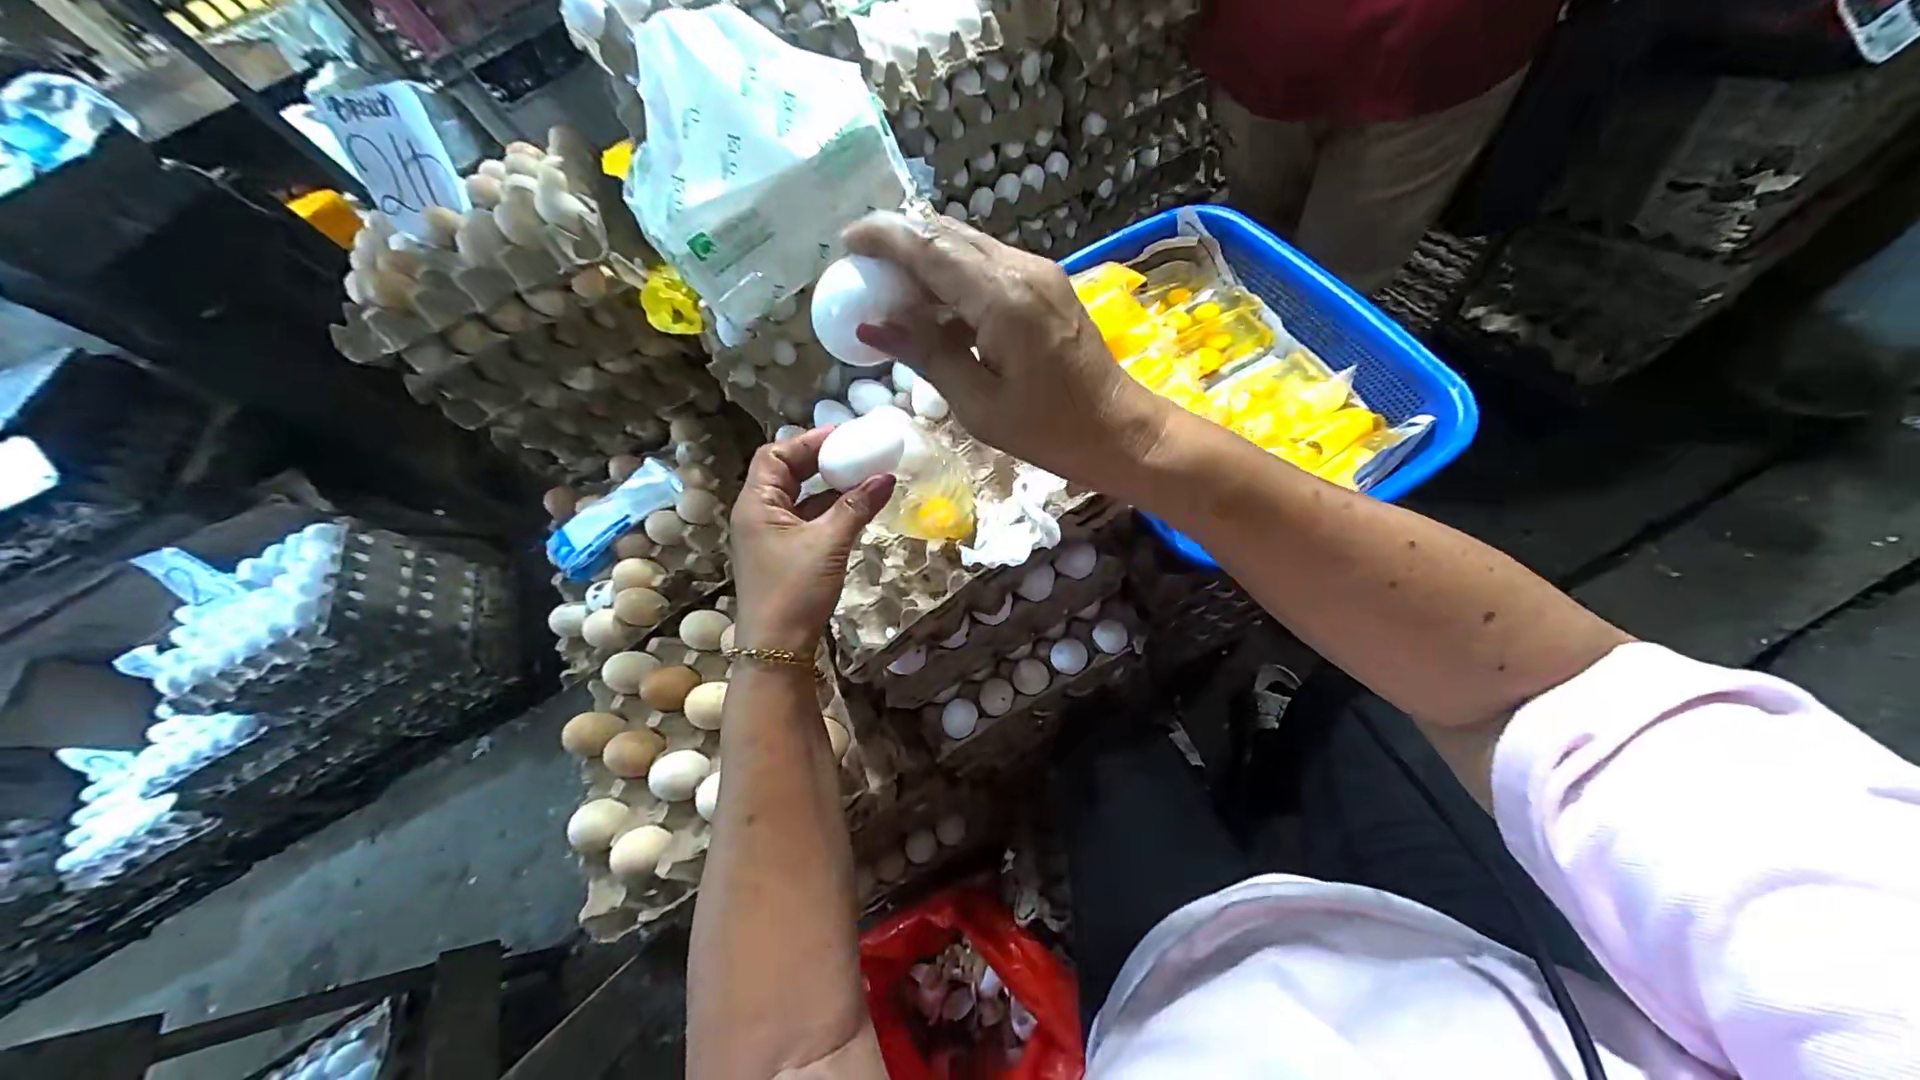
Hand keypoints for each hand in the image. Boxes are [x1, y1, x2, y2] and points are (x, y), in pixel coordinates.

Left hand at [729, 428, 895, 654]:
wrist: (777, 648)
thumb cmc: (795, 590)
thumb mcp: (828, 543)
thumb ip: (857, 507)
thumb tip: (886, 477)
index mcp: (757, 503)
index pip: (776, 455)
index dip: (808, 442)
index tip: (844, 436)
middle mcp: (758, 513)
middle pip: (786, 472)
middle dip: (820, 461)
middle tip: (857, 452)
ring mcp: (770, 535)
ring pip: (799, 497)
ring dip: (828, 486)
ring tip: (862, 475)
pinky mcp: (783, 554)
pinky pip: (807, 520)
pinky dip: (829, 510)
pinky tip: (856, 508)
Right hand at [842, 211, 1172, 491]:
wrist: (1119, 430)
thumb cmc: (1049, 430)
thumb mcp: (978, 404)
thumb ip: (925, 354)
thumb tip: (872, 325)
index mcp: (1002, 299)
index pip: (930, 247)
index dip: (883, 238)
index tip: (846, 245)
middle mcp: (1021, 269)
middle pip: (948, 235)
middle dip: (900, 245)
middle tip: (864, 274)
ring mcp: (1038, 272)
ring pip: (968, 246)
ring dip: (927, 262)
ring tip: (893, 295)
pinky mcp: (1046, 284)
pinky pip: (988, 266)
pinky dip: (954, 279)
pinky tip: (936, 311)